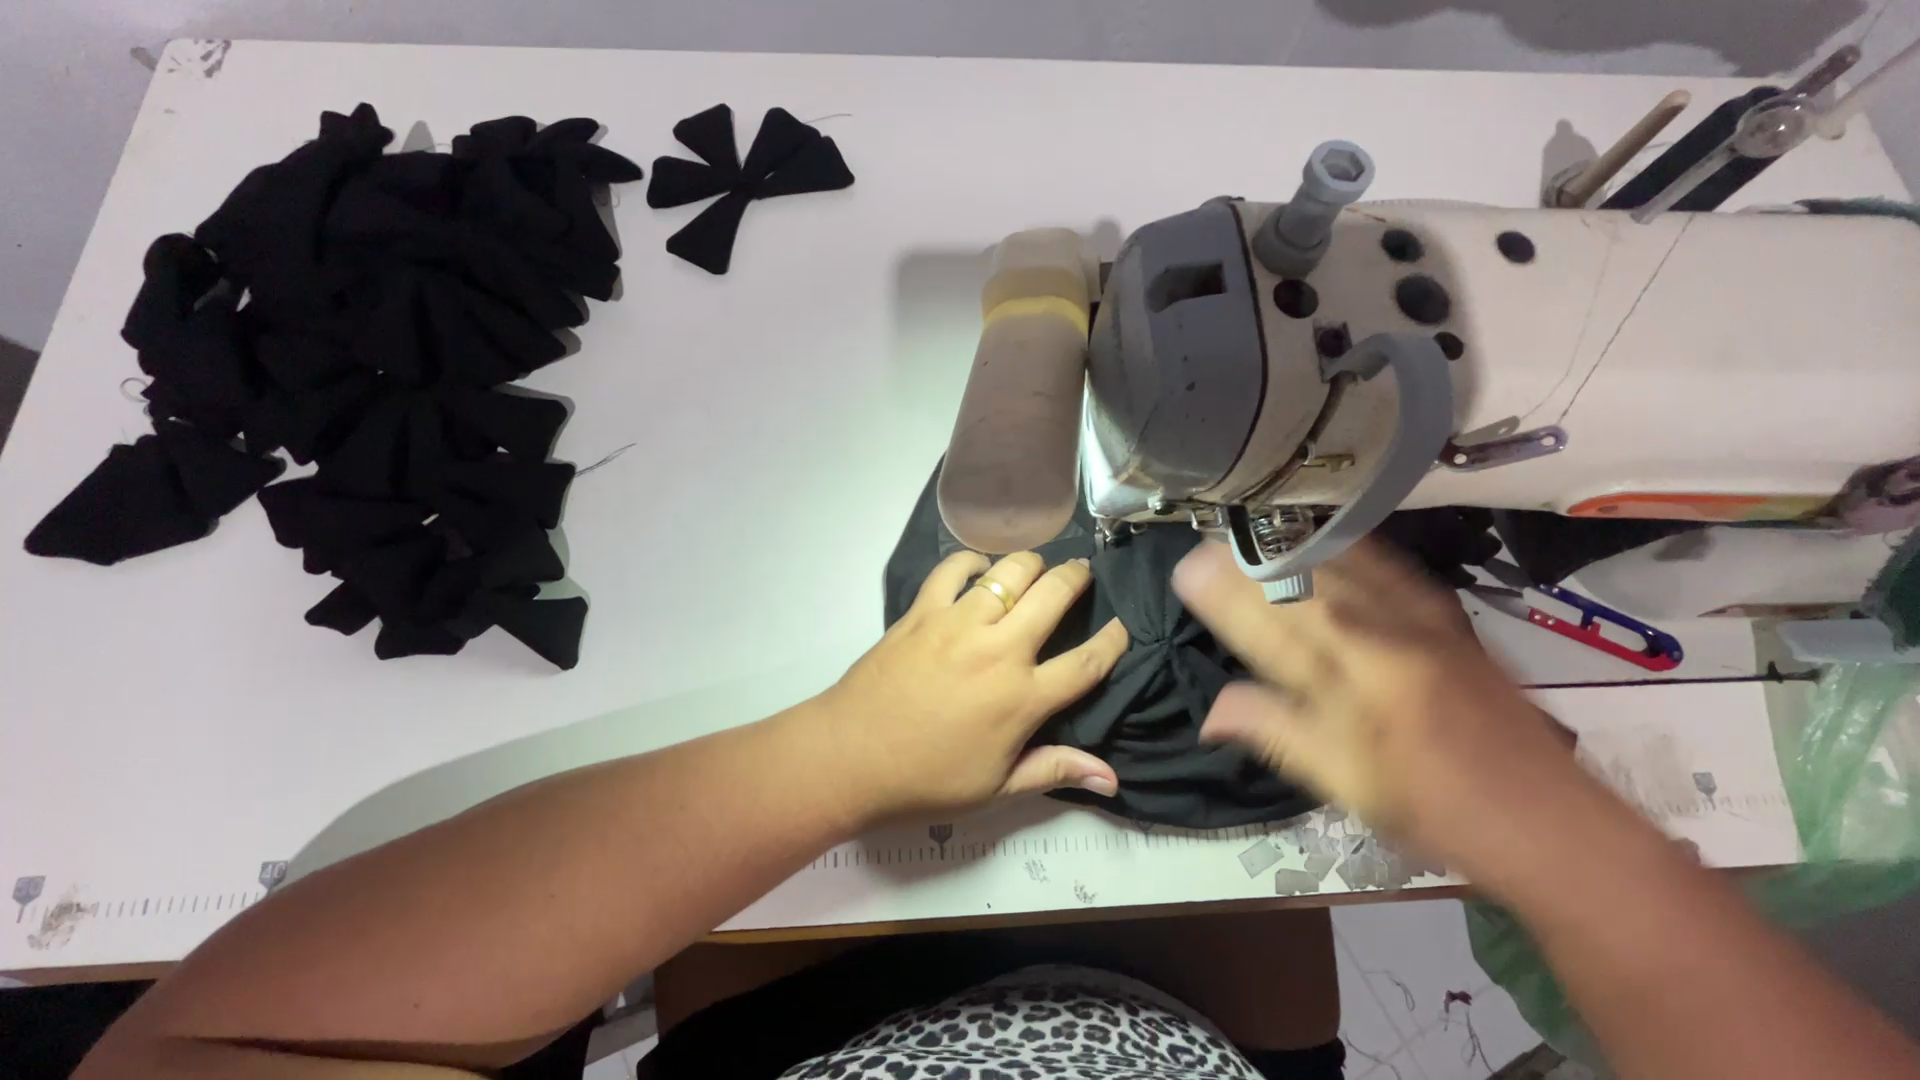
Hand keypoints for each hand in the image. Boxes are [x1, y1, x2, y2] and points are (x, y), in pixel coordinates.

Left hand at [818, 550, 1131, 819]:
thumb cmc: (926, 780)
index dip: (1114, 641)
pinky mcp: (922, 610)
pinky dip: (972, 561)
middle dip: (1076, 577)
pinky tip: (978, 567)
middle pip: (1054, 595)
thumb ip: (1054, 770)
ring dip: (1031, 562)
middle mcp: (999, 650)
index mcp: (1023, 698)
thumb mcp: (996, 788)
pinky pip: (953, 569)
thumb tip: (1111, 779)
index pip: (1087, 662)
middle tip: (1081, 572)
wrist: (850, 757)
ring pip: (1010, 571)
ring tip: (1037, 566)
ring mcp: (959, 623)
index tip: (1123, 626)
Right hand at [1172, 539, 1592, 873]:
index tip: (1189, 569)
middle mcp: (1386, 645)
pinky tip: (1331, 539)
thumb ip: (1277, 735)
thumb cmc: (1434, 812)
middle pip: (1306, 590)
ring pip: (1348, 573)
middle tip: (1208, 540)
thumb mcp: (1345, 786)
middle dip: (1252, 561)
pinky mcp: (1451, 623)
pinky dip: (1352, 551)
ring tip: (1252, 532)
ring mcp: (1423, 628)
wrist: (1547, 820)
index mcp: (1354, 690)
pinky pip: (1392, 572)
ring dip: (1292, 548)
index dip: (1227, 597)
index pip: (1274, 630)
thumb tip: (1210, 712)